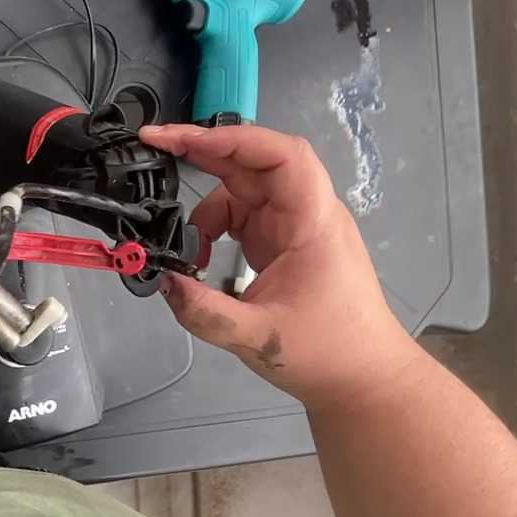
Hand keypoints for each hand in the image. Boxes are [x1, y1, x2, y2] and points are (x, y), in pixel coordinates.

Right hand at [139, 124, 422, 405]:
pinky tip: (199, 256)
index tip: (180, 140)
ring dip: (204, 208)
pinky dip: (212, 228)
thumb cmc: (329, 353)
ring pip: (241, 189)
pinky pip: (240, 215)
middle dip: (203, 149)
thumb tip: (164, 282)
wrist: (362, 377)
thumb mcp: (258, 337)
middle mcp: (304, 214)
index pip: (280, 157)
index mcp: (312, 224)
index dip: (230, 139)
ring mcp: (292, 226)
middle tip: (154, 146)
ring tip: (183, 245)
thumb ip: (203, 310)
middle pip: (253, 162)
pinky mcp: (280, 242)